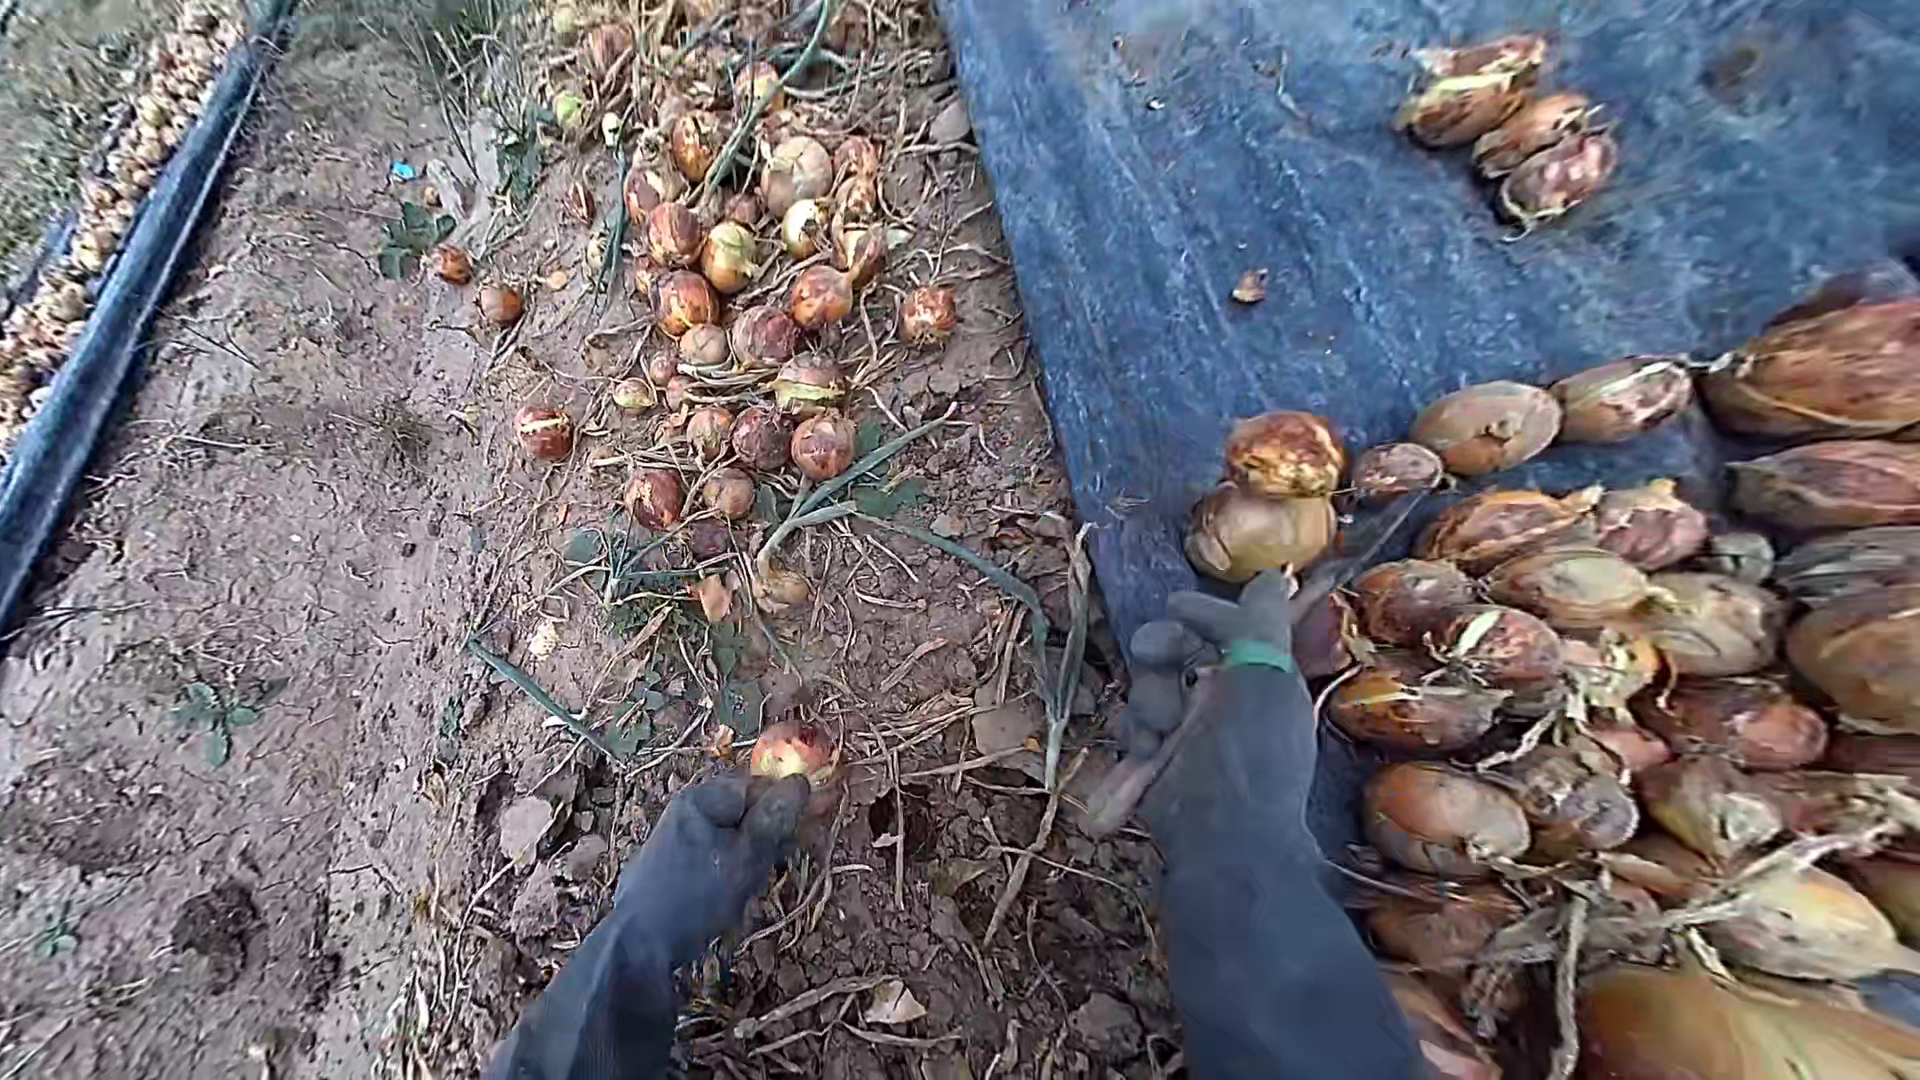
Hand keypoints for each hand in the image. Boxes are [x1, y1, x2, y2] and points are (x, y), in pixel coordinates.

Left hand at [613, 773, 809, 965]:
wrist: (636, 952)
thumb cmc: (698, 896)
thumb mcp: (748, 855)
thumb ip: (776, 816)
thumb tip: (801, 782)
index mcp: (702, 798)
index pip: (757, 785)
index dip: (782, 807)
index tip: (795, 834)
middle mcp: (685, 811)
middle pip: (744, 810)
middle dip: (766, 835)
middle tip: (778, 863)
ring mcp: (673, 839)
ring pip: (729, 835)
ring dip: (749, 855)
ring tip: (752, 885)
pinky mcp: (667, 866)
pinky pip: (711, 855)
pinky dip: (727, 868)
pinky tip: (730, 895)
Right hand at [1118, 570, 1317, 845]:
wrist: (1220, 837)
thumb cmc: (1251, 752)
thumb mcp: (1266, 680)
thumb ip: (1261, 626)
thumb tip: (1274, 577)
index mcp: (1256, 676)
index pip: (1222, 626)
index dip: (1200, 612)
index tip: (1177, 607)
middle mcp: (1221, 697)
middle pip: (1174, 648)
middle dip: (1159, 649)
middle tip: (1150, 654)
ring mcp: (1186, 726)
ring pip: (1147, 684)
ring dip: (1149, 701)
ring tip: (1161, 731)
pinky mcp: (1155, 751)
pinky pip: (1132, 720)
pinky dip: (1136, 732)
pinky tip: (1147, 752)